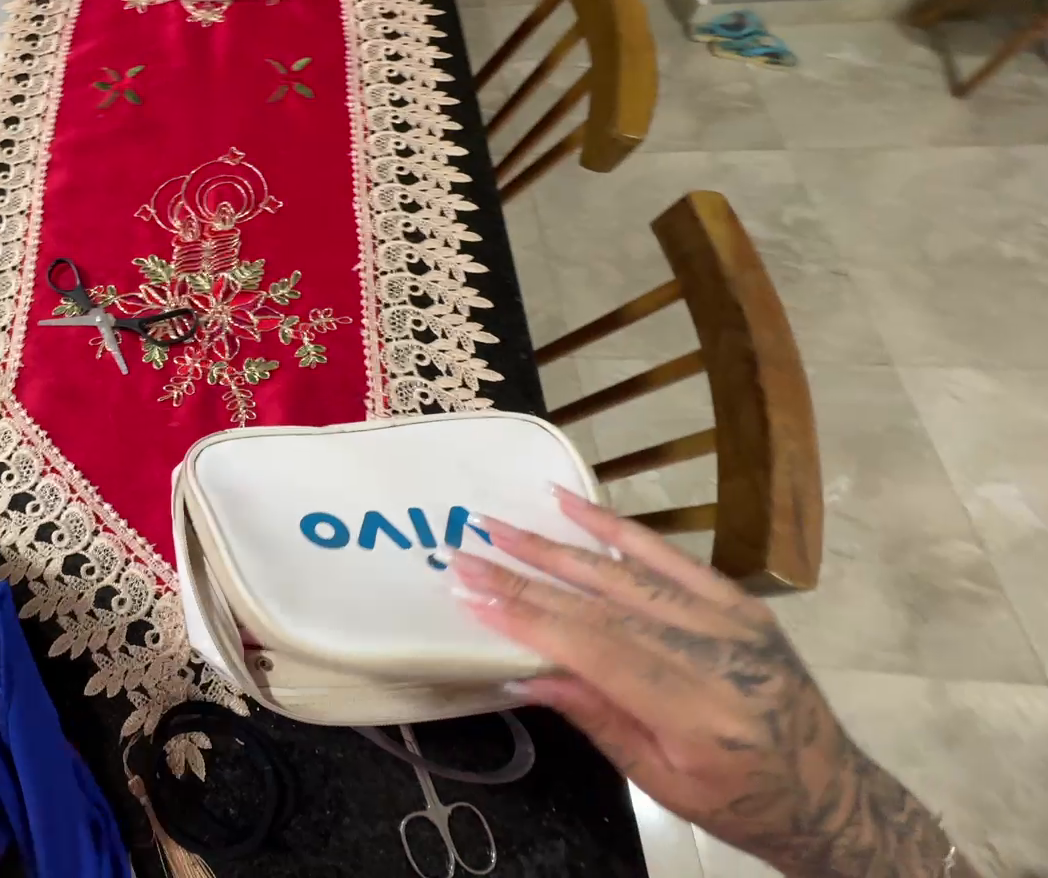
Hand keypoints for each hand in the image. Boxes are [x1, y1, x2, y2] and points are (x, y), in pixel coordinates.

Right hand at [452, 487, 968, 877]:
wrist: (838, 798)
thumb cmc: (741, 803)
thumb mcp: (662, 781)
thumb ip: (594, 717)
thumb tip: (520, 672)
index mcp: (703, 715)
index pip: (596, 651)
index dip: (528, 620)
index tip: (470, 595)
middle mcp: (721, 658)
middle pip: (601, 606)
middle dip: (523, 577)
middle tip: (466, 554)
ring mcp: (733, 623)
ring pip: (625, 573)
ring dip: (552, 546)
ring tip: (497, 525)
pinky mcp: (738, 602)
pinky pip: (667, 555)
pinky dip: (612, 526)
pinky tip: (568, 502)